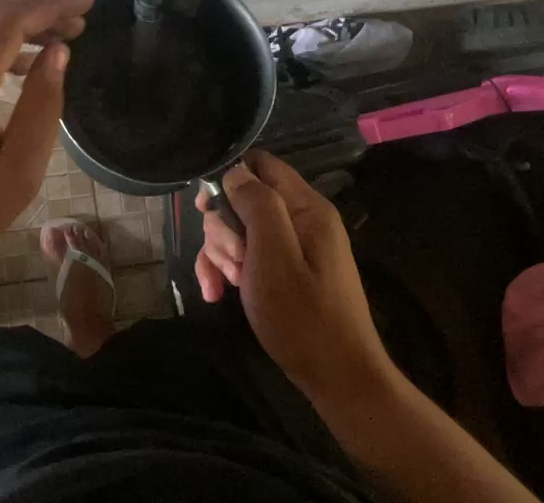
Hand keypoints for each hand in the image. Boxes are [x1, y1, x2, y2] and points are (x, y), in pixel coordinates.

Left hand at [0, 0, 94, 294]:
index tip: (87, 2)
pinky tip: (7, 62)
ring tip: (48, 40)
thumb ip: (42, 106)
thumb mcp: (16, 176)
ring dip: (3, 19)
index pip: (7, 22)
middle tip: (73, 21)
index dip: (50, 5)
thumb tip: (57, 53)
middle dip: (31, 6)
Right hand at [196, 151, 394, 398]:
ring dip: (221, 253)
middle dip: (223, 228)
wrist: (338, 380)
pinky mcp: (284, 271)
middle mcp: (301, 220)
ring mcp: (293, 247)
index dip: (227, 178)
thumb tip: (234, 171)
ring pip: (238, 229)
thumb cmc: (304, 317)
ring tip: (225, 285)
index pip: (260, 164)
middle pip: (243, 199)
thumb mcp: (273, 256)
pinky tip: (215, 293)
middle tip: (231, 261)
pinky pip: (246, 256)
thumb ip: (256, 205)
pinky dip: (226, 270)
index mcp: (306, 208)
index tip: (204, 208)